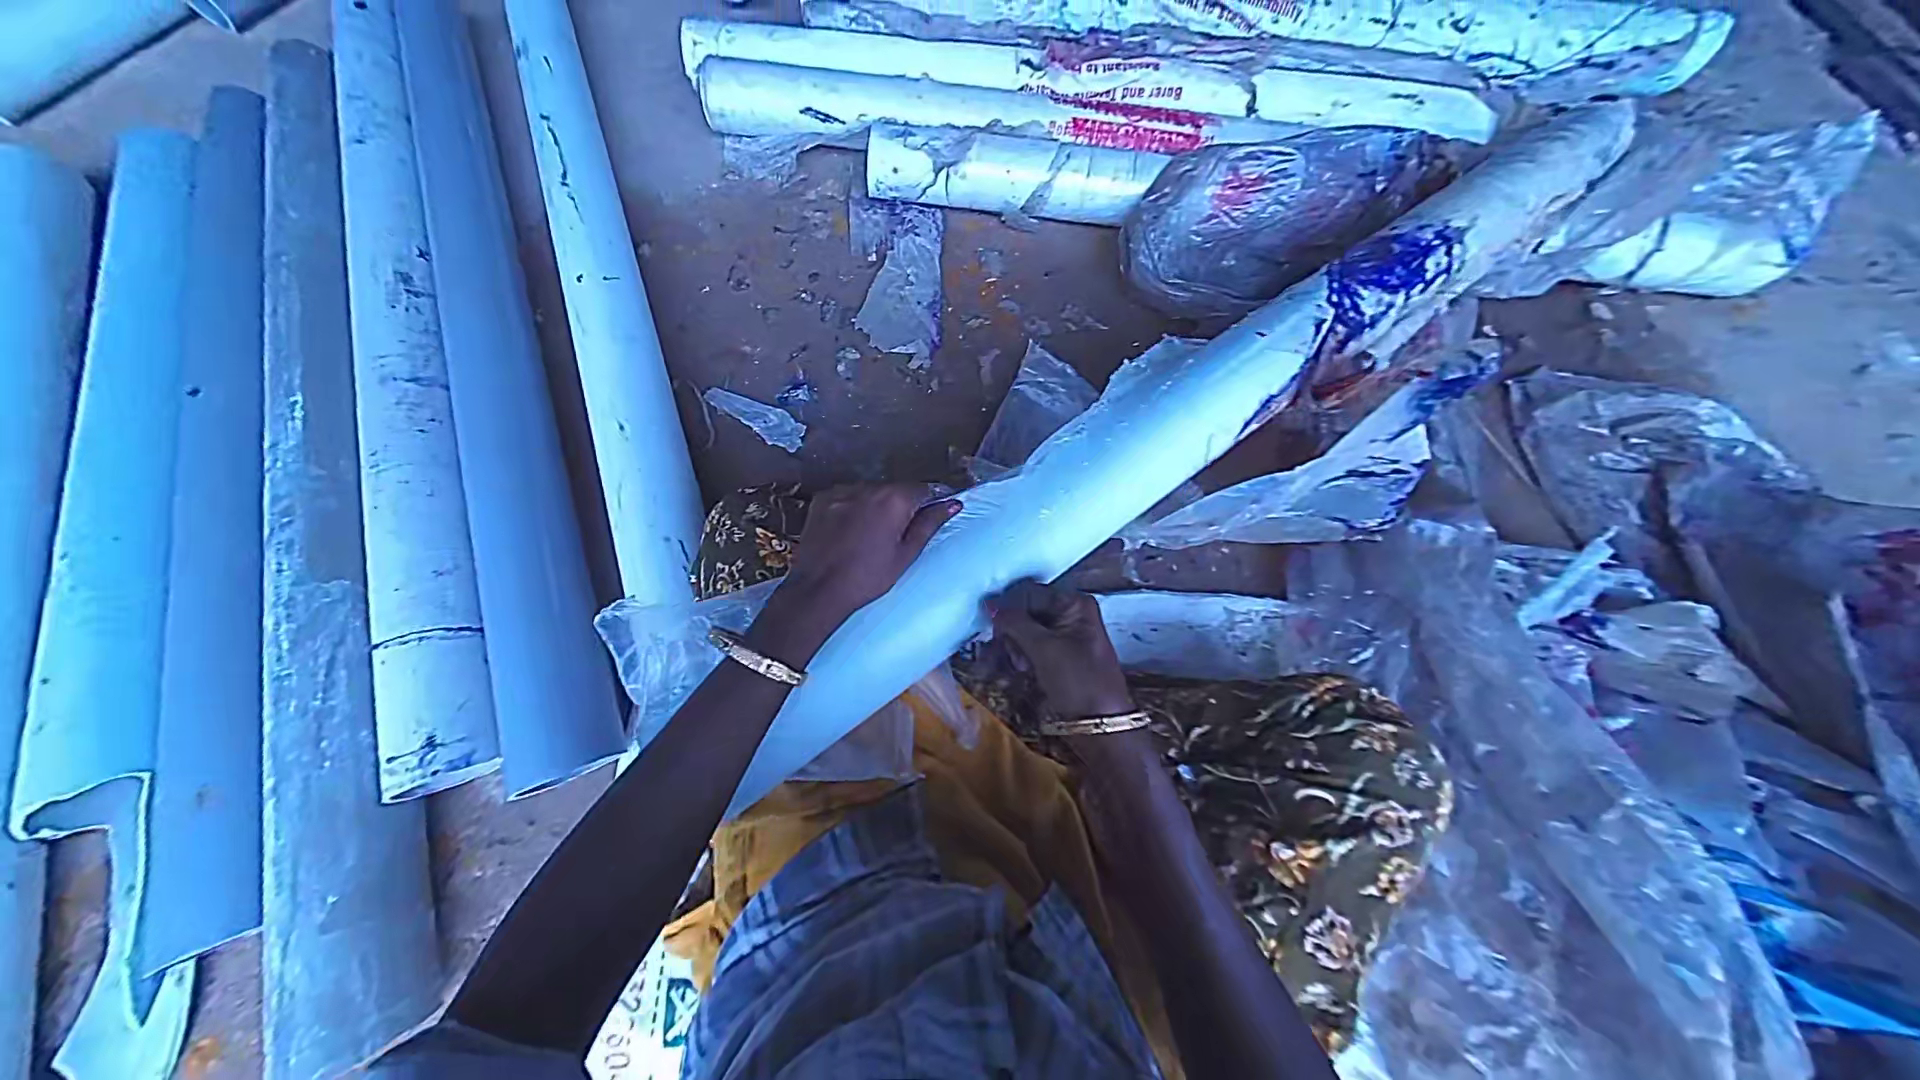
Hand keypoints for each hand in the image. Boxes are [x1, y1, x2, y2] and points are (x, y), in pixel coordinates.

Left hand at [747, 484, 960, 665]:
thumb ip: (929, 524)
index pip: (924, 488)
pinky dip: (853, 507)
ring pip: (870, 492)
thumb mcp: (906, 555)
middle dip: (902, 506)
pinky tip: (852, 530)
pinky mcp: (822, 500)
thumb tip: (951, 504)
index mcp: (894, 500)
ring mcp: (841, 492)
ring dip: (876, 506)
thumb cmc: (867, 578)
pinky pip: (847, 497)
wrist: (819, 590)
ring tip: (872, 535)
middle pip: (895, 489)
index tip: (933, 514)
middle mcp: (868, 488)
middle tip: (900, 534)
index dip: (931, 502)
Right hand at [987, 580, 1133, 720]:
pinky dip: (1022, 655)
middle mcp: (1070, 613)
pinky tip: (1022, 670)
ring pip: (1024, 630)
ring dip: (1014, 646)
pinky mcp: (1058, 654)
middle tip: (1011, 655)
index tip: (994, 631)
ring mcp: (1065, 634)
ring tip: (1019, 667)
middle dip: (1012, 632)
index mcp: (1073, 603)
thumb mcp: (1044, 648)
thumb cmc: (1077, 681)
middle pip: (1025, 611)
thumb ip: (1015, 622)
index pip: (1028, 593)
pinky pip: (1031, 645)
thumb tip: (990, 604)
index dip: (1008, 610)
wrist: (1099, 723)